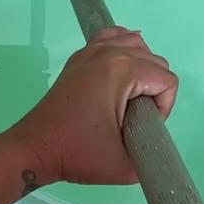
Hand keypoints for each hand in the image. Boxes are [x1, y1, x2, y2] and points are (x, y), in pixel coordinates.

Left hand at [7, 27, 176, 186]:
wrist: (36, 148)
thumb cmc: (78, 154)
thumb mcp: (126, 165)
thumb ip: (153, 151)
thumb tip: (156, 140)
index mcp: (122, 70)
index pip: (167, 79)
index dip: (163, 107)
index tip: (144, 126)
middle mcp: (108, 52)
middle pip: (155, 60)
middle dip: (153, 90)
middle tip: (136, 117)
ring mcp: (91, 50)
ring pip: (137, 44)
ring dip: (142, 69)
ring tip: (130, 98)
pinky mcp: (80, 57)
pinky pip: (112, 37)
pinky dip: (123, 49)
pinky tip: (122, 71)